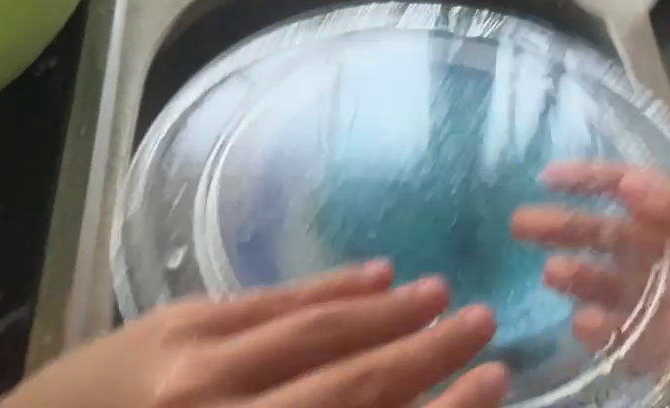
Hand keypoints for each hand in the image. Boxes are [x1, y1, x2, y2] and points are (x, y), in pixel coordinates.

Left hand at [0, 261, 508, 407]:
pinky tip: (372, 275)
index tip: (494, 380)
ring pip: (317, 333)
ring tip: (444, 296)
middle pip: (351, 382)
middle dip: (427, 354)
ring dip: (388, 314)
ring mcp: (196, 366)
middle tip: (484, 322)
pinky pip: (269, 303)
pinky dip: (328, 288)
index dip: (437, 406)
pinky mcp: (174, 325)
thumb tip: (374, 398)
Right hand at [513, 164, 669, 407]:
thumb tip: (629, 182)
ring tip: (548, 273)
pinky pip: (630, 342)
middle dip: (572, 227)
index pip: (642, 194)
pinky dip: (603, 333)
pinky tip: (580, 325)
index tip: (550, 175)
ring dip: (581, 278)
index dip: (597, 181)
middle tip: (523, 223)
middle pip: (618, 238)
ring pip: (616, 289)